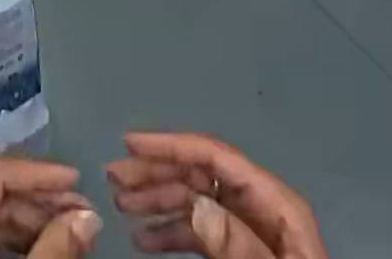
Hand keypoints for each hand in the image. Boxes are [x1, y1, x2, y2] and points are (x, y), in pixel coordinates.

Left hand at [0, 156, 102, 258]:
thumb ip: (55, 251)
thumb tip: (89, 214)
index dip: (38, 172)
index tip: (78, 180)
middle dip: (44, 201)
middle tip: (86, 212)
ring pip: (0, 219)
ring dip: (39, 222)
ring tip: (78, 233)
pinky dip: (27, 243)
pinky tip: (54, 249)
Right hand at [105, 132, 326, 258]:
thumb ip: (240, 249)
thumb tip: (197, 204)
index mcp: (277, 207)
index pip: (216, 158)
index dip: (171, 146)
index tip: (128, 144)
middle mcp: (263, 211)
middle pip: (200, 176)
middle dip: (155, 175)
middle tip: (113, 180)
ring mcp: (254, 235)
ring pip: (196, 202)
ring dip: (156, 201)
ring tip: (121, 208)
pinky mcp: (245, 257)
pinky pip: (201, 233)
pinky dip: (170, 232)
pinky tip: (143, 241)